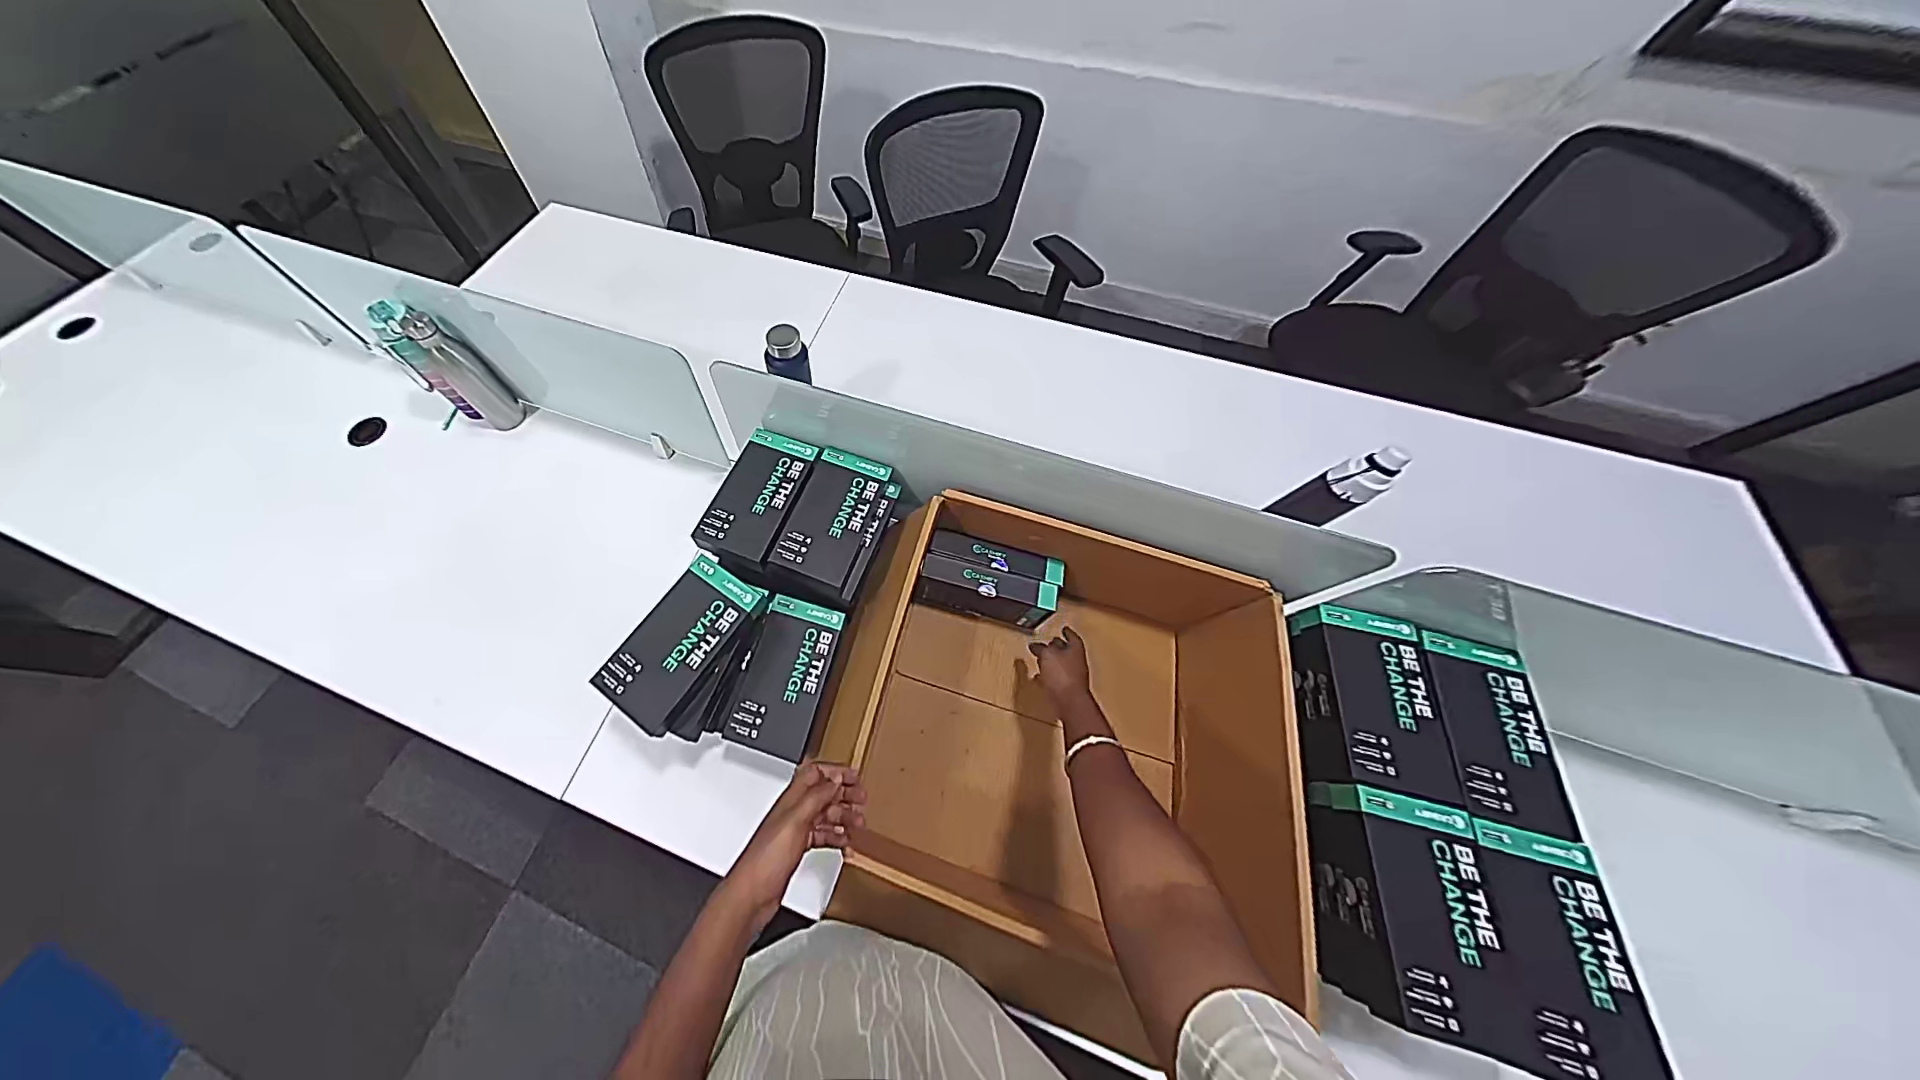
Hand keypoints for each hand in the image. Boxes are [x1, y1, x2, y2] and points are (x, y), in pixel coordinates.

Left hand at [723, 762, 865, 931]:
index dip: (835, 771)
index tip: (854, 776)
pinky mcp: (797, 849)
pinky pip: (822, 836)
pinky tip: (845, 843)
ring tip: (859, 822)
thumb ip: (816, 796)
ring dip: (844, 816)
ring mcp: (795, 831)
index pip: (815, 772)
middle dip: (845, 793)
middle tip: (862, 799)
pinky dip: (837, 837)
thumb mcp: (795, 821)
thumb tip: (835, 779)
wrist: (751, 895)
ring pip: (825, 815)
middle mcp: (794, 813)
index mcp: (792, 800)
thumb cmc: (765, 861)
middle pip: (823, 793)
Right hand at [1027, 625, 1091, 705]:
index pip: (1072, 636)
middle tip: (1049, 643)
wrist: (1070, 702)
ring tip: (1041, 659)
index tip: (1064, 629)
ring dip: (1053, 662)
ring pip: (1062, 665)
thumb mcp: (1047, 655)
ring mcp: (1074, 676)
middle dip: (1058, 646)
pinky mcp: (1068, 689)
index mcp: (1075, 648)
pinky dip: (1050, 676)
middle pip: (1067, 650)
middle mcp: (1077, 660)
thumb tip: (1035, 645)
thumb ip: (1041, 648)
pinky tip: (1041, 678)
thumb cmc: (1060, 674)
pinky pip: (1058, 678)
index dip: (1067, 632)